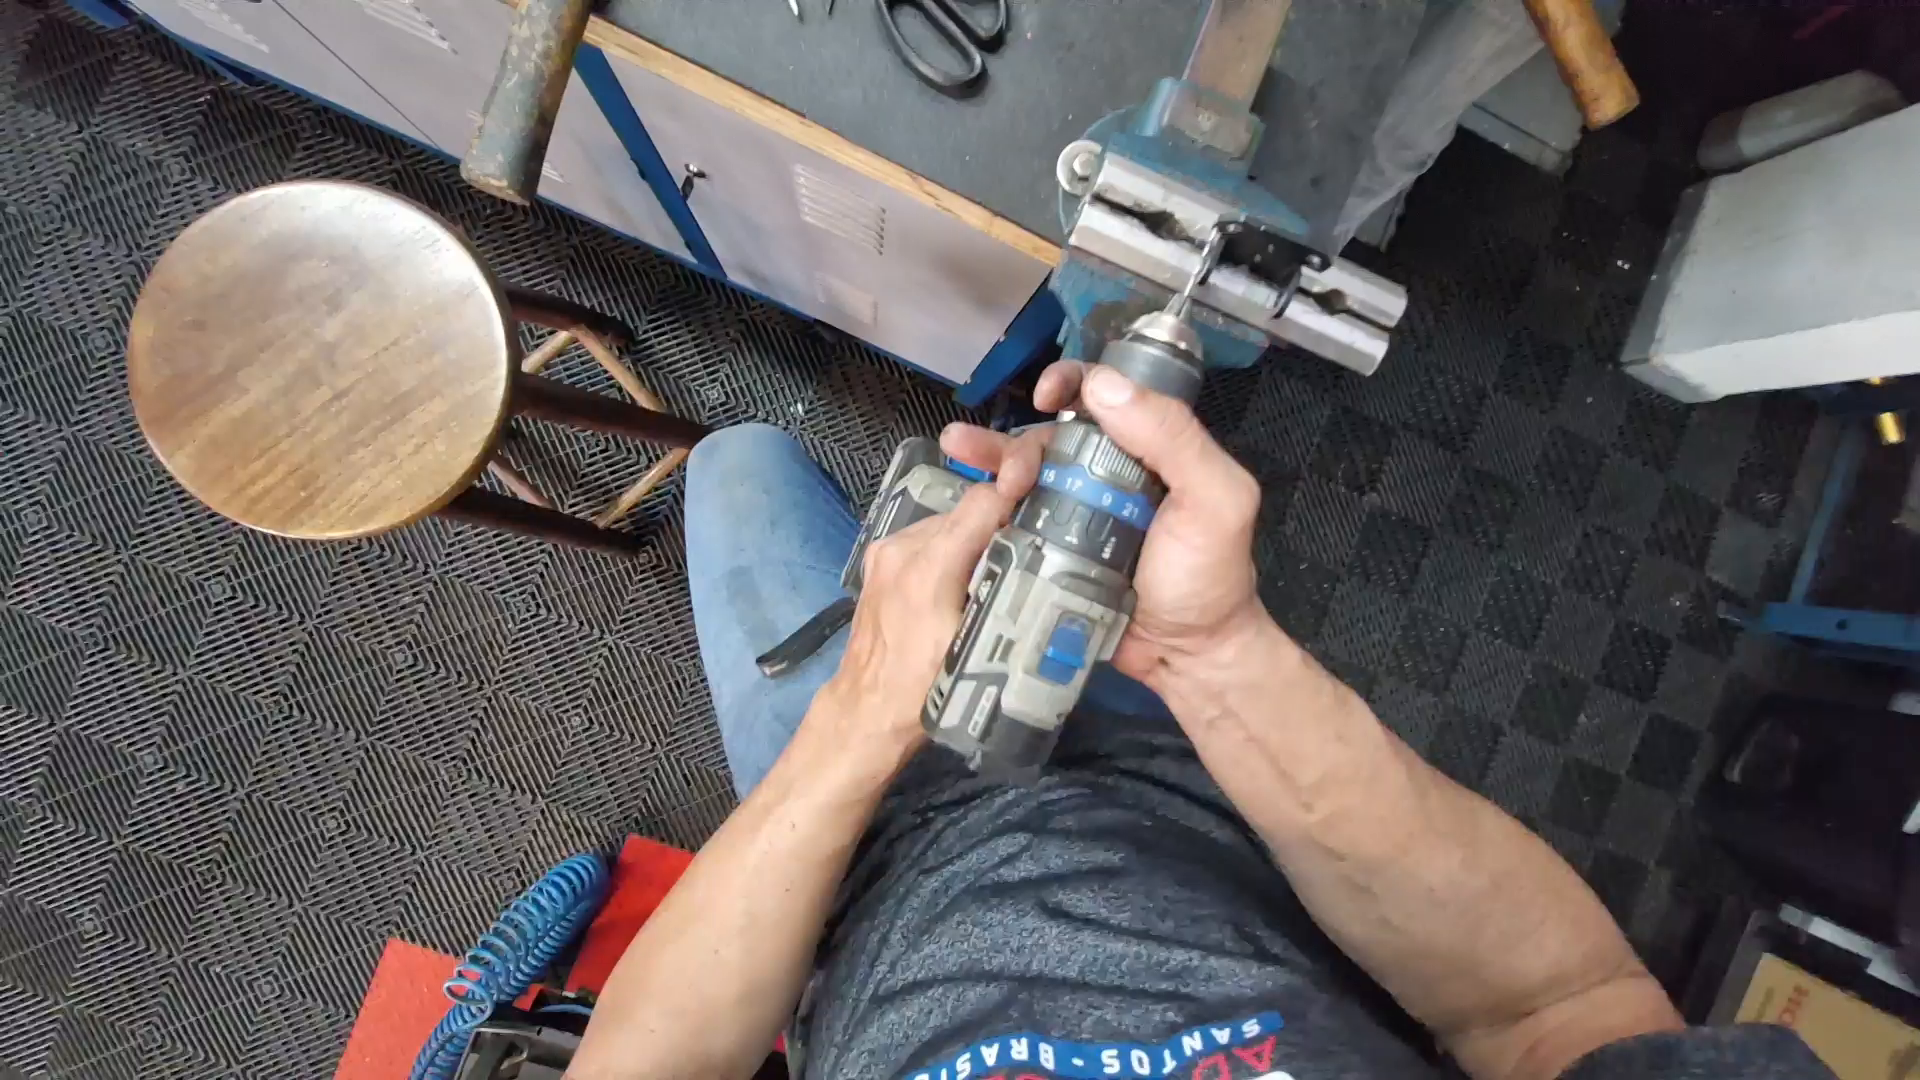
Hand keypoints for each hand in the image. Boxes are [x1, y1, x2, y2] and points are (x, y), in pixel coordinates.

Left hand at [820, 430, 1049, 748]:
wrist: (866, 708)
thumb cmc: (924, 687)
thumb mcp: (976, 644)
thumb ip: (1004, 593)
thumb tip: (1042, 560)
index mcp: (928, 565)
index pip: (983, 502)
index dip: (1016, 501)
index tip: (1043, 512)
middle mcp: (902, 546)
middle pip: (964, 512)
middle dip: (996, 526)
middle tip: (1026, 550)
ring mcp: (885, 550)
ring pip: (944, 523)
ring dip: (971, 538)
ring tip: (993, 569)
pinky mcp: (877, 560)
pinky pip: (924, 539)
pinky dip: (947, 549)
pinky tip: (960, 579)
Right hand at [940, 361, 1268, 687]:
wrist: (1185, 657)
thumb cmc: (1207, 577)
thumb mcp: (1214, 501)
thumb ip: (1174, 439)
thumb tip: (1104, 386)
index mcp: (1147, 452)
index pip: (1105, 397)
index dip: (1072, 383)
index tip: (1046, 397)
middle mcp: (1105, 474)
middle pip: (1050, 438)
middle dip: (1022, 443)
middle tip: (1011, 477)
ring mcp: (1072, 514)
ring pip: (1023, 474)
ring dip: (990, 458)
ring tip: (959, 452)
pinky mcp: (1047, 551)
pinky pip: (1012, 519)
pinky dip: (986, 506)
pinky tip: (965, 505)